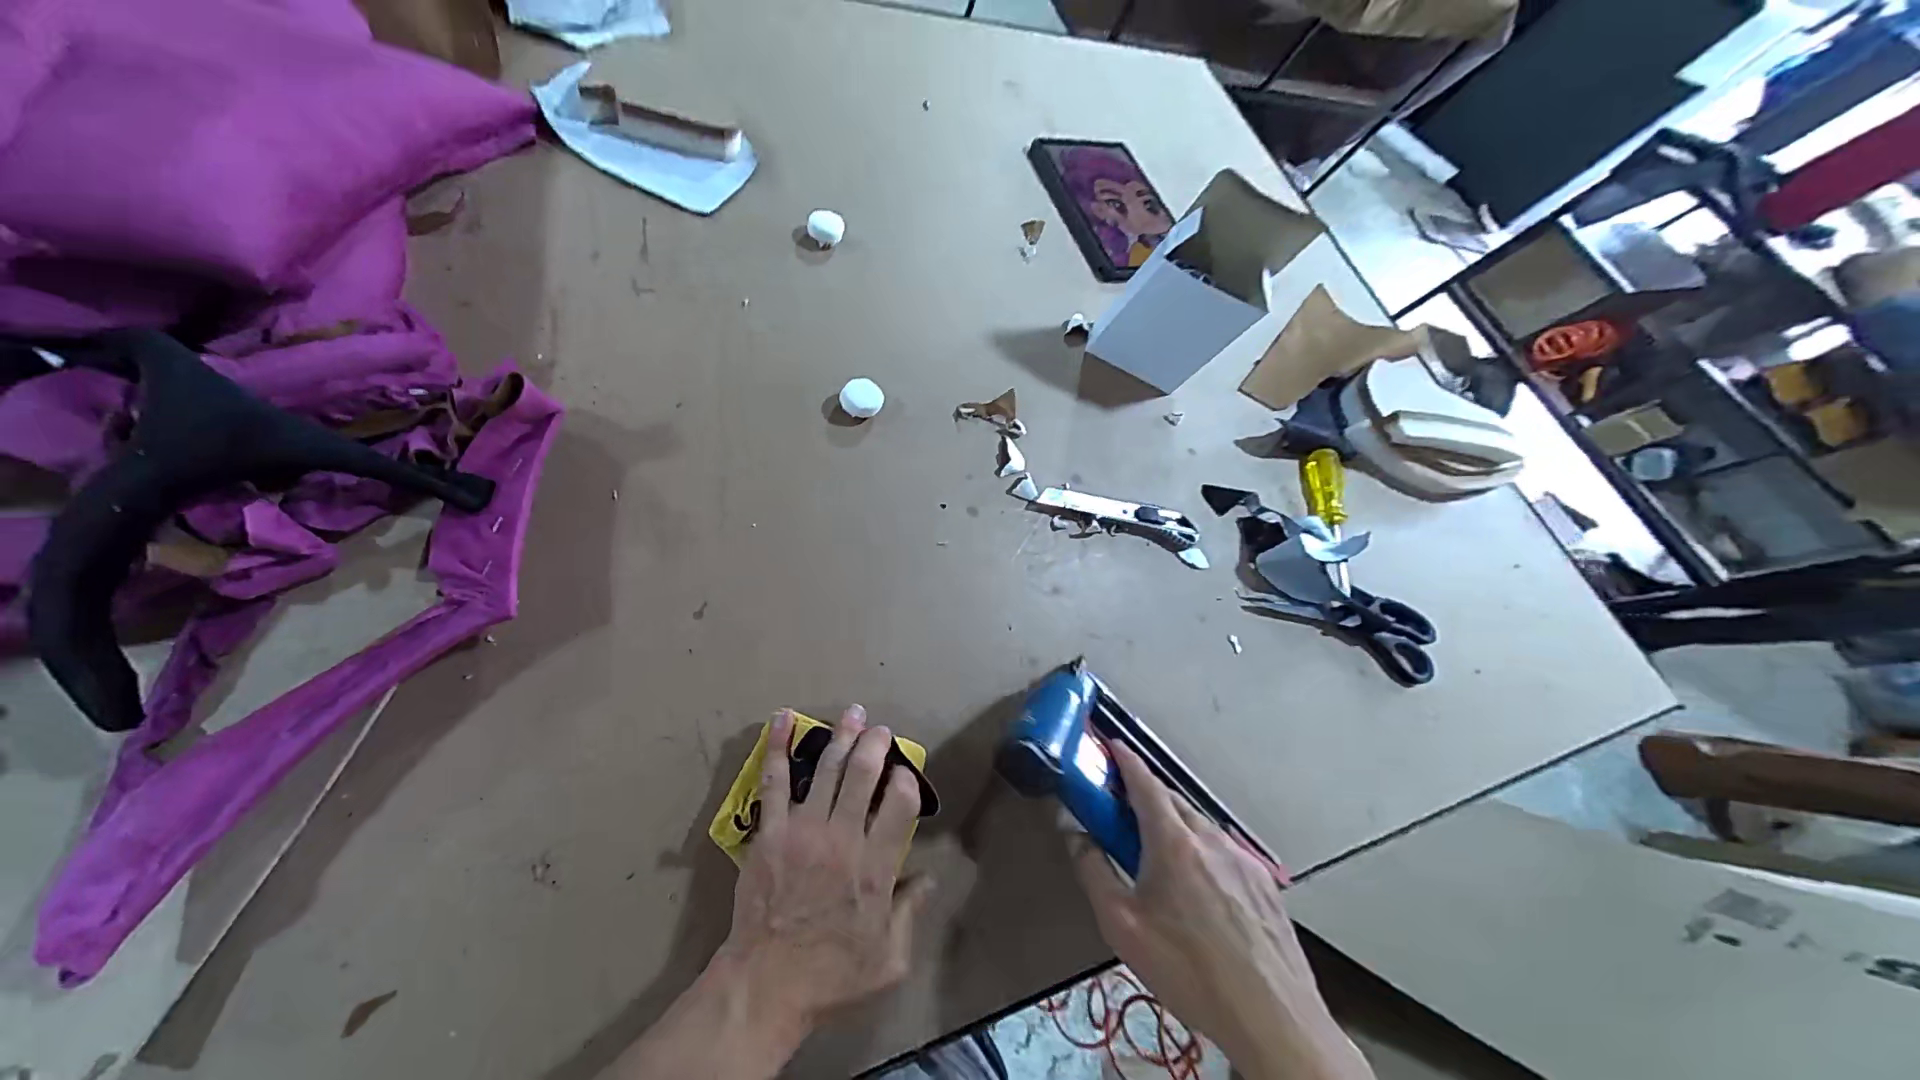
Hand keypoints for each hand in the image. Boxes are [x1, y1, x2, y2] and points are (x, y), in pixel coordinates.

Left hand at [713, 706, 931, 1037]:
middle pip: (864, 774)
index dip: (906, 780)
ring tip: (853, 713)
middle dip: (876, 745)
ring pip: (827, 769)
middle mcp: (843, 838)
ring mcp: (804, 830)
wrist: (765, 985)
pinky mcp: (771, 831)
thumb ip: (911, 913)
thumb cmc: (831, 975)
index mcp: (876, 866)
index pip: (900, 803)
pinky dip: (780, 747)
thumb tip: (927, 878)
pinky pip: (775, 781)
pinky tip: (784, 719)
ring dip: (842, 736)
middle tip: (881, 730)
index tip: (904, 774)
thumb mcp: (889, 959)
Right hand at [1070, 744, 1373, 1079]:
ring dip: (1174, 826)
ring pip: (1200, 826)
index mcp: (1173, 842)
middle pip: (1172, 801)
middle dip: (1145, 796)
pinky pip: (1223, 852)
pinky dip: (1201, 852)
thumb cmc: (1187, 970)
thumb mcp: (1121, 925)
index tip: (1110, 744)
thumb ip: (1092, 870)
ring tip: (1158, 858)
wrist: (1272, 1017)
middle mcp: (1210, 838)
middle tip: (1122, 812)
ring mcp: (1243, 859)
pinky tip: (1198, 890)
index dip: (1125, 758)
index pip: (1144, 782)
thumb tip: (1075, 834)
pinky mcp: (1265, 883)